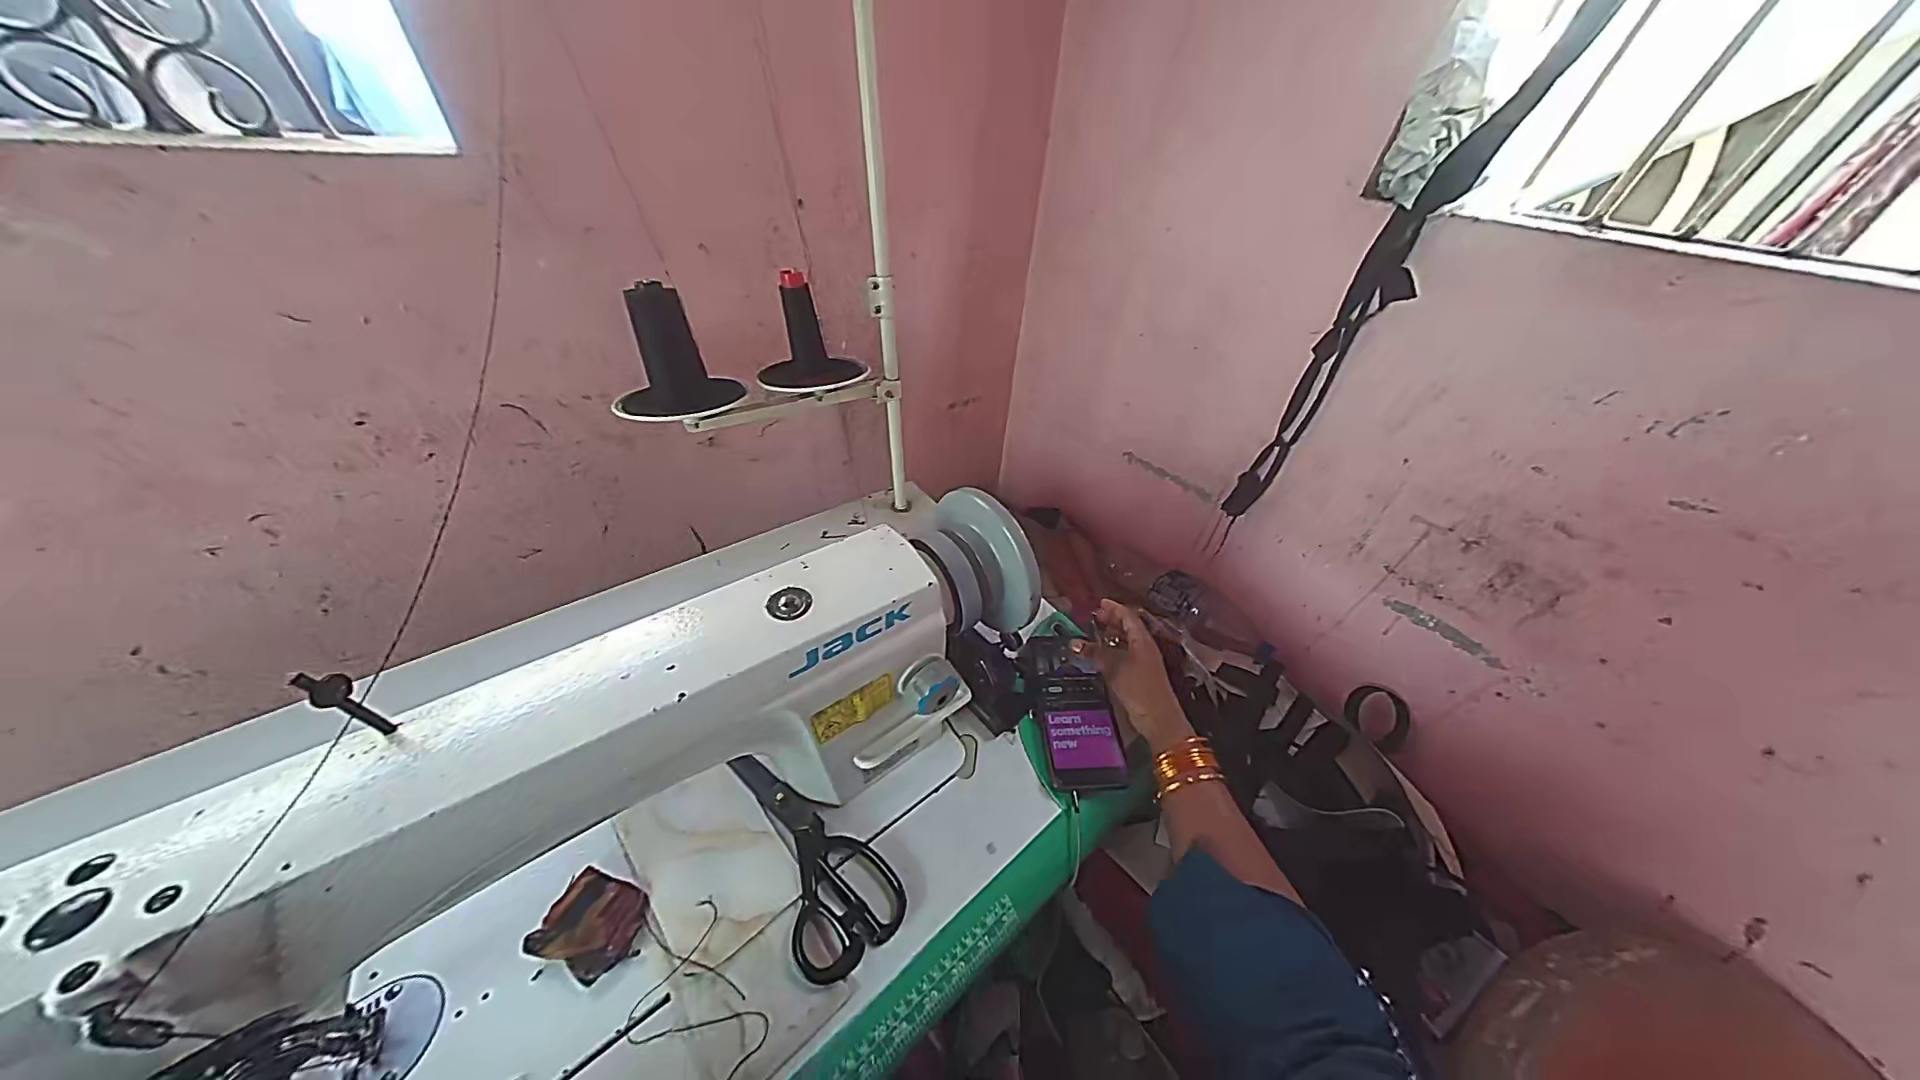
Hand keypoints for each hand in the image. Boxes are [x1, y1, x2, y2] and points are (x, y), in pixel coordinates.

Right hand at [1072, 599, 1191, 748]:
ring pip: (1127, 642)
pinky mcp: (1140, 676)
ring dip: (1112, 636)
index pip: (1129, 617)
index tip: (1101, 603)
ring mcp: (1144, 663)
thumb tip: (1076, 645)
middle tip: (1096, 617)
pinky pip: (1125, 656)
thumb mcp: (1115, 668)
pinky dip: (1113, 651)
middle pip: (1129, 628)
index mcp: (1143, 641)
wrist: (1159, 719)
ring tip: (1096, 634)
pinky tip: (1102, 656)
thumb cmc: (1142, 690)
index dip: (1114, 608)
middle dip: (1113, 621)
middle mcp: (1145, 649)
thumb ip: (1096, 654)